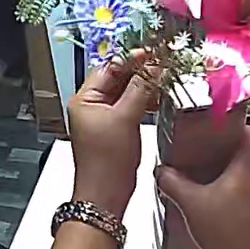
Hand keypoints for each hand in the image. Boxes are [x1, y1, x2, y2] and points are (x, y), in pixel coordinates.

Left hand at [67, 51, 157, 216]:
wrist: (106, 194)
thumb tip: (154, 67)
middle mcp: (92, 106)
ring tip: (165, 78)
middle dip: (141, 71)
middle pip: (118, 78)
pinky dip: (145, 101)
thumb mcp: (125, 118)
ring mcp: (104, 118)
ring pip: (127, 92)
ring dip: (145, 86)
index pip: (109, 68)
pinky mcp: (117, 129)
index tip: (153, 54)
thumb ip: (140, 89)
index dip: (132, 59)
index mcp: (85, 99)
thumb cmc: (106, 161)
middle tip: (164, 64)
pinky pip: (131, 107)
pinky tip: (159, 98)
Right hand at [154, 127, 249, 248]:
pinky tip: (199, 194)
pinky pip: (233, 188)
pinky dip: (218, 185)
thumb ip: (173, 183)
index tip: (218, 119)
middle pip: (241, 150)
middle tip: (198, 141)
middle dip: (220, 144)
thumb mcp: (192, 203)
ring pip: (237, 170)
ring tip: (193, 167)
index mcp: (244, 167)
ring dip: (218, 166)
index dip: (238, 123)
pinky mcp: (247, 210)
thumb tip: (161, 171)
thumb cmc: (229, 232)